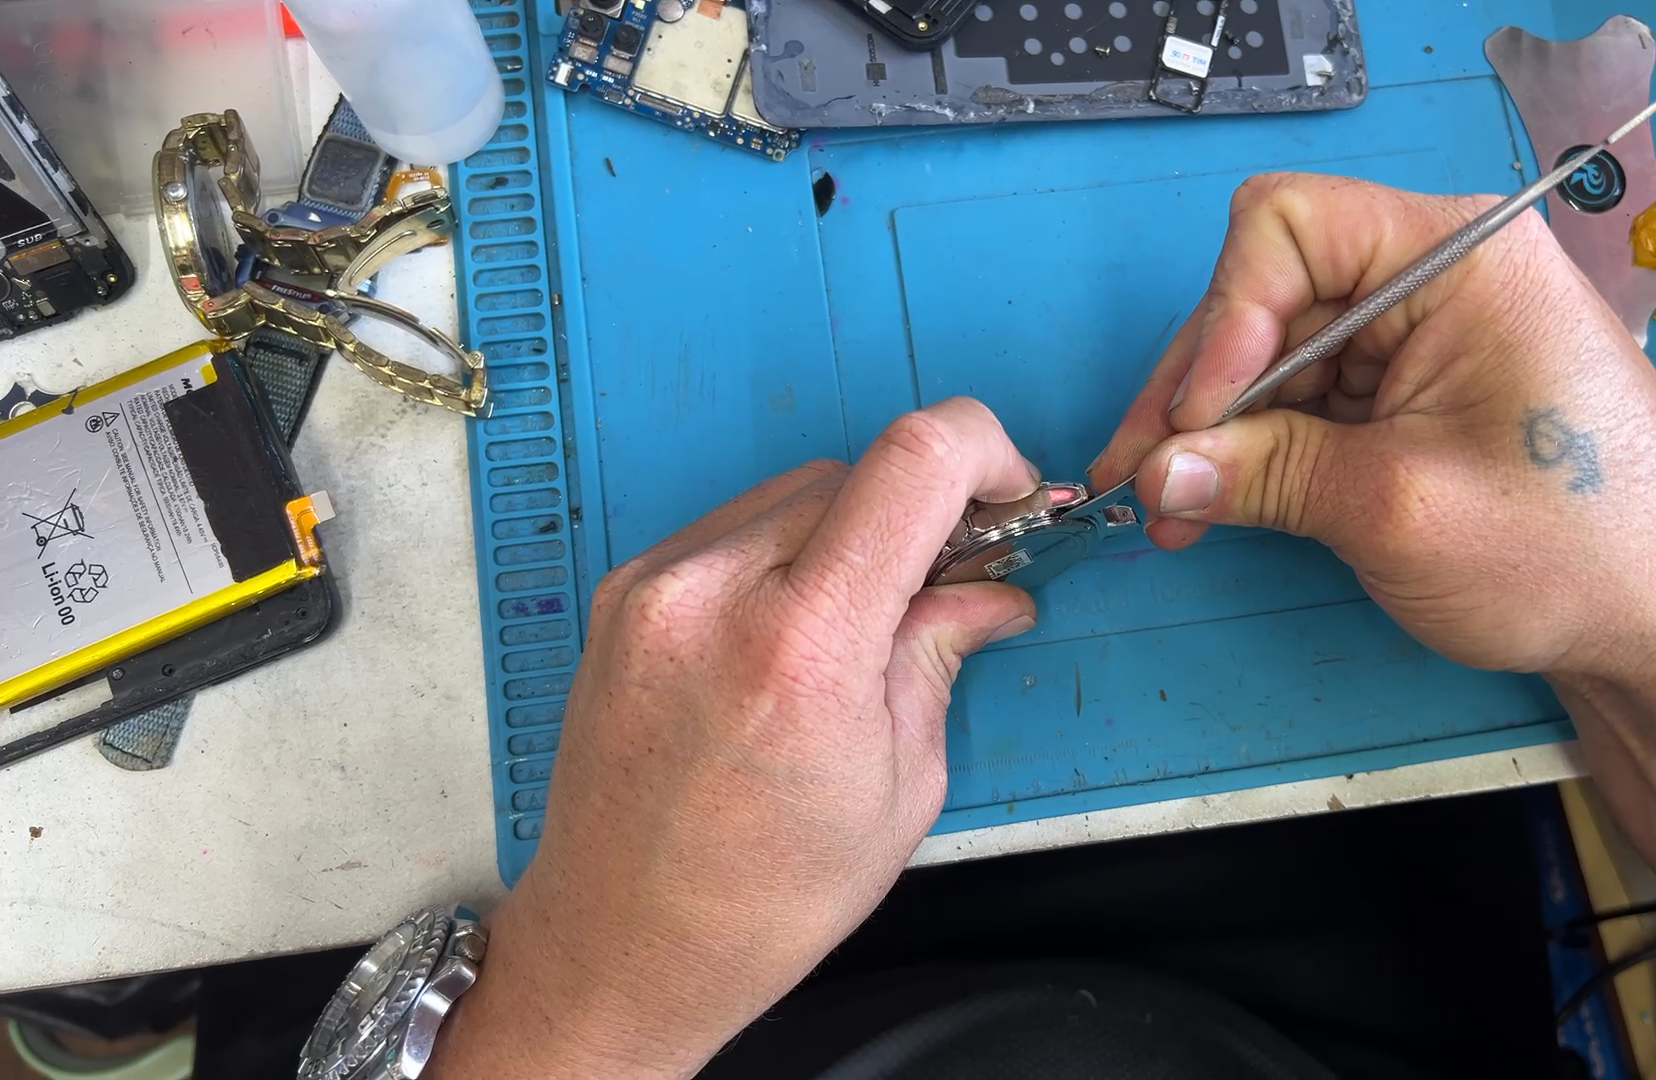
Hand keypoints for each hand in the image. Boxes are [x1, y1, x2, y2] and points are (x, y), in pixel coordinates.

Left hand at [427, 399, 1040, 1078]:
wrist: (619, 946)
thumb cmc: (771, 894)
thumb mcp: (903, 781)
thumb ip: (944, 651)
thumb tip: (994, 591)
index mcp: (804, 644)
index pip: (914, 462)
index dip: (984, 449)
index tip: (1007, 493)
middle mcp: (714, 588)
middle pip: (861, 471)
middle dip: (924, 510)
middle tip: (949, 575)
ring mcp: (655, 580)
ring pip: (801, 489)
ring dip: (859, 527)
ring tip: (866, 609)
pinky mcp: (626, 587)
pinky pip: (742, 522)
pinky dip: (796, 545)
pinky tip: (799, 614)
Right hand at [1090, 174, 1655, 678]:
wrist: (1644, 629)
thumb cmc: (1561, 555)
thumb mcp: (1396, 509)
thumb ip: (1265, 476)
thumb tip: (1152, 473)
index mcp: (1455, 262)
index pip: (1290, 229)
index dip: (1225, 318)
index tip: (1195, 417)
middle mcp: (1418, 283)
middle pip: (1256, 303)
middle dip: (1189, 394)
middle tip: (1133, 474)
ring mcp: (1393, 343)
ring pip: (1253, 364)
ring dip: (1197, 437)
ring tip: (1157, 505)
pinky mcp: (1377, 397)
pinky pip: (1279, 408)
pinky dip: (1231, 457)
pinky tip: (1196, 504)